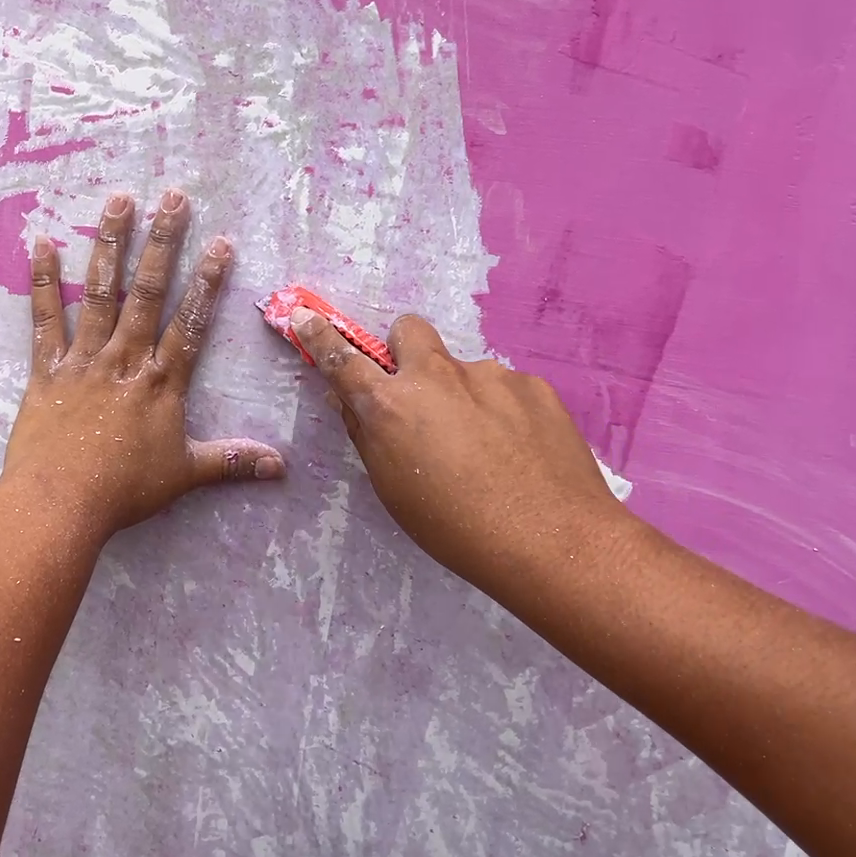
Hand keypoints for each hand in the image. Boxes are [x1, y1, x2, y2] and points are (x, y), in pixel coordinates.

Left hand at [0, 190, 285, 539]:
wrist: (61, 502)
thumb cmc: (124, 489)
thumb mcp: (185, 474)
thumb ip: (231, 461)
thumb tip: (282, 467)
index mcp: (161, 382)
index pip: (191, 322)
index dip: (208, 282)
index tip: (221, 242)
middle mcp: (125, 359)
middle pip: (147, 293)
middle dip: (162, 242)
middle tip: (172, 197)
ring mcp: (84, 359)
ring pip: (100, 293)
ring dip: (110, 245)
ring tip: (119, 201)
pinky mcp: (47, 369)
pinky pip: (44, 318)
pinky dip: (43, 281)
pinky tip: (42, 243)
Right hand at [288, 308, 622, 585]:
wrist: (551, 540)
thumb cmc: (455, 527)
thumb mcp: (393, 489)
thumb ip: (369, 436)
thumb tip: (352, 402)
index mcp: (391, 405)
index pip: (342, 358)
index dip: (320, 336)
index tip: (304, 316)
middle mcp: (436, 376)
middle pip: (408, 330)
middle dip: (404, 350)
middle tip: (418, 391)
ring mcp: (489, 375)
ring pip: (463, 371)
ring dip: (462, 395)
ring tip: (487, 448)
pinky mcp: (533, 385)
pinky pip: (505, 389)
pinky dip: (502, 411)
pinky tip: (519, 451)